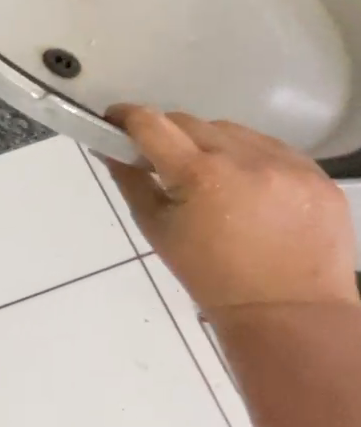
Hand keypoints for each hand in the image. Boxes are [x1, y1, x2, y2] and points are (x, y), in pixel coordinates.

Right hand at [105, 105, 357, 317]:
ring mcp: (291, 168)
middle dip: (166, 134)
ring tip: (207, 172)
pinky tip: (244, 181)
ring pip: (230, 131)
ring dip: (208, 142)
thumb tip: (107, 147)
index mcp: (200, 174)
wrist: (290, 310)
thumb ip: (128, 177)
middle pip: (189, 122)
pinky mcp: (319, 178)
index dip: (125, 116)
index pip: (150, 122)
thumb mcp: (152, 223)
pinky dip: (247, 154)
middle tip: (159, 158)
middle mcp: (248, 162)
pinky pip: (270, 147)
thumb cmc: (208, 271)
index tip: (113, 121)